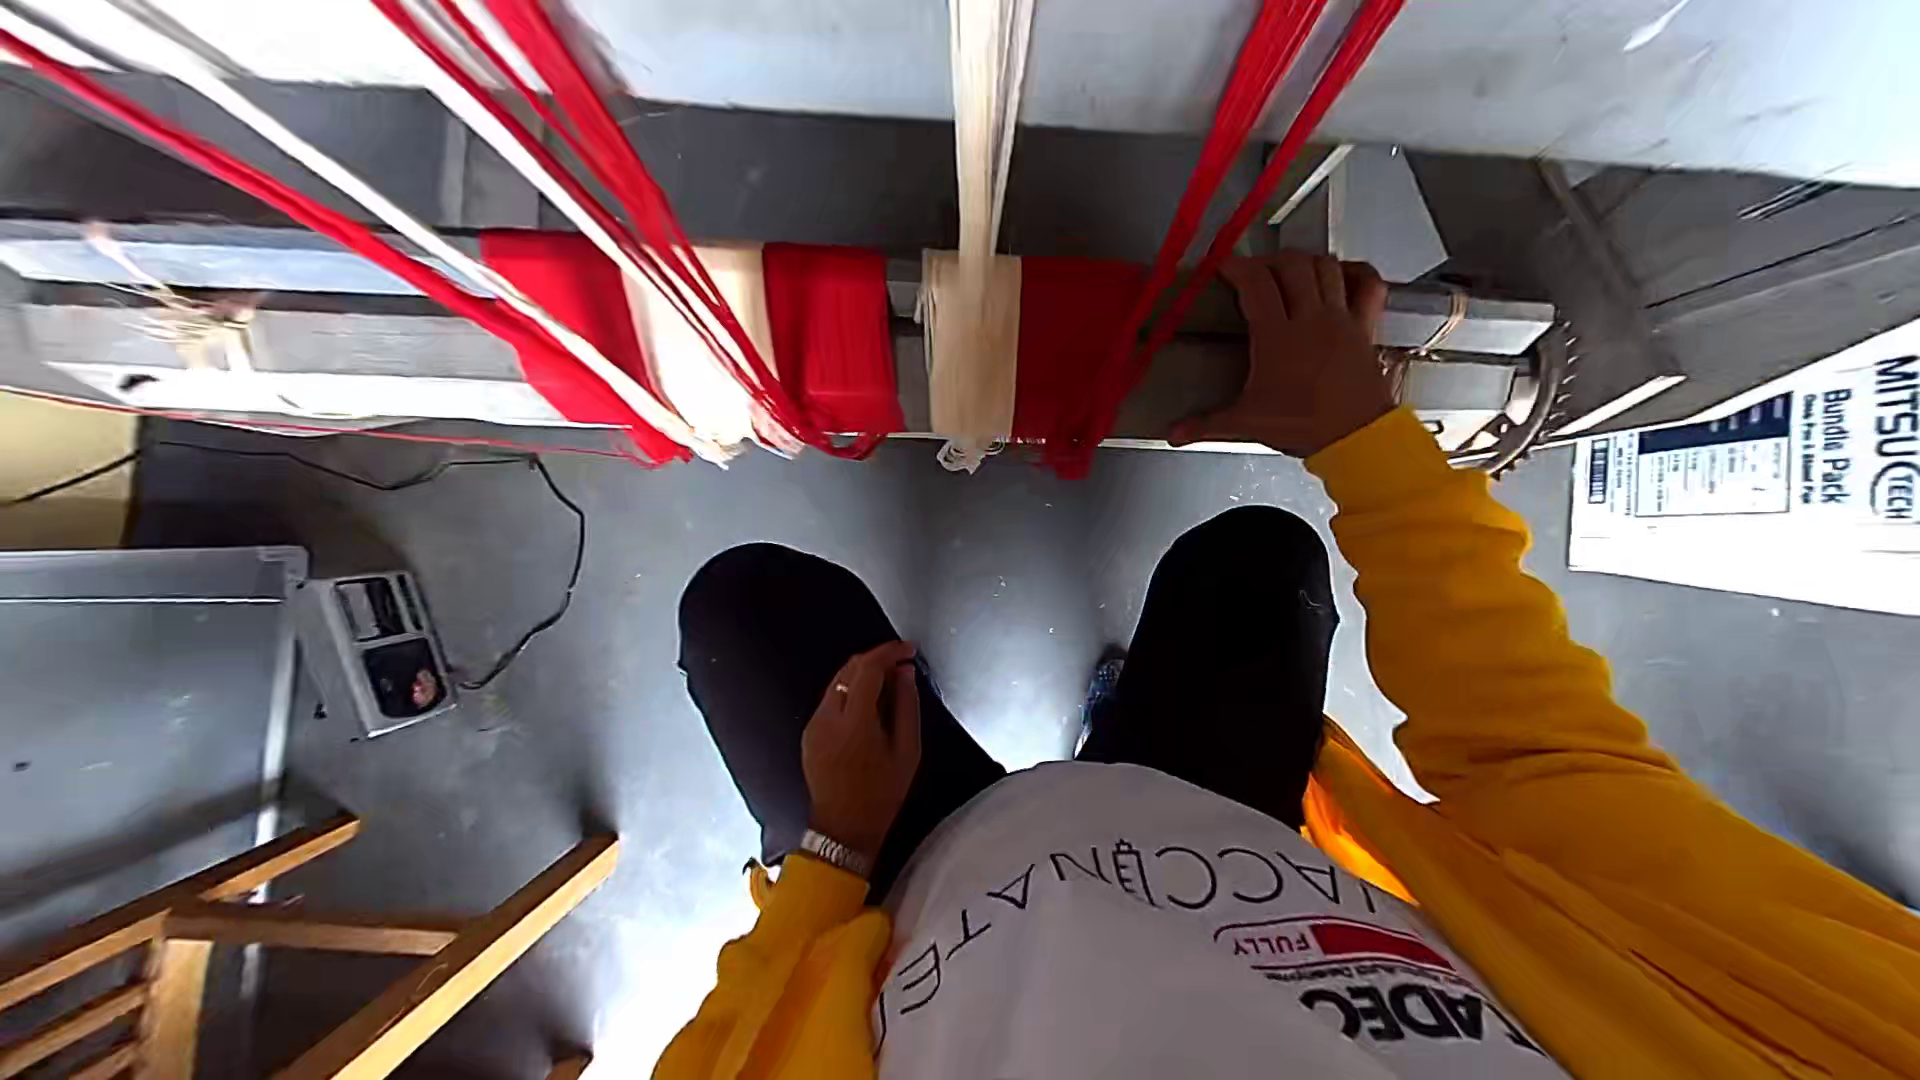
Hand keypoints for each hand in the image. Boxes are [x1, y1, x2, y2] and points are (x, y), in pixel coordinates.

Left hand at [801, 641, 921, 864]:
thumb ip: (907, 705)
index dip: (890, 652)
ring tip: (890, 682)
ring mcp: (814, 725)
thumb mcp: (907, 750)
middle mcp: (827, 718)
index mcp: (853, 722)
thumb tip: (905, 672)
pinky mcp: (809, 732)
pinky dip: (851, 691)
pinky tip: (870, 703)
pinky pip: (831, 699)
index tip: (908, 649)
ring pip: (838, 681)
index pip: (868, 668)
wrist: (843, 830)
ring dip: (864, 674)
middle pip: (850, 668)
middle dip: (877, 658)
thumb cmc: (880, 795)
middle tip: (902, 663)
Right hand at [1170, 253, 1393, 456]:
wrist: (1354, 435)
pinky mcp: (1364, 326)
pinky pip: (1367, 284)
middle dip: (1269, 261)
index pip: (1256, 284)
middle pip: (1292, 266)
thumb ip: (1205, 424)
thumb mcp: (1245, 423)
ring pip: (1326, 267)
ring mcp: (1341, 318)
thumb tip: (1172, 434)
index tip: (1223, 264)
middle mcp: (1311, 318)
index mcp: (1277, 336)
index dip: (1237, 267)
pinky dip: (1355, 271)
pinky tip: (1340, 273)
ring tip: (1288, 270)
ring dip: (1305, 261)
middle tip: (1253, 272)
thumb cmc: (1300, 424)